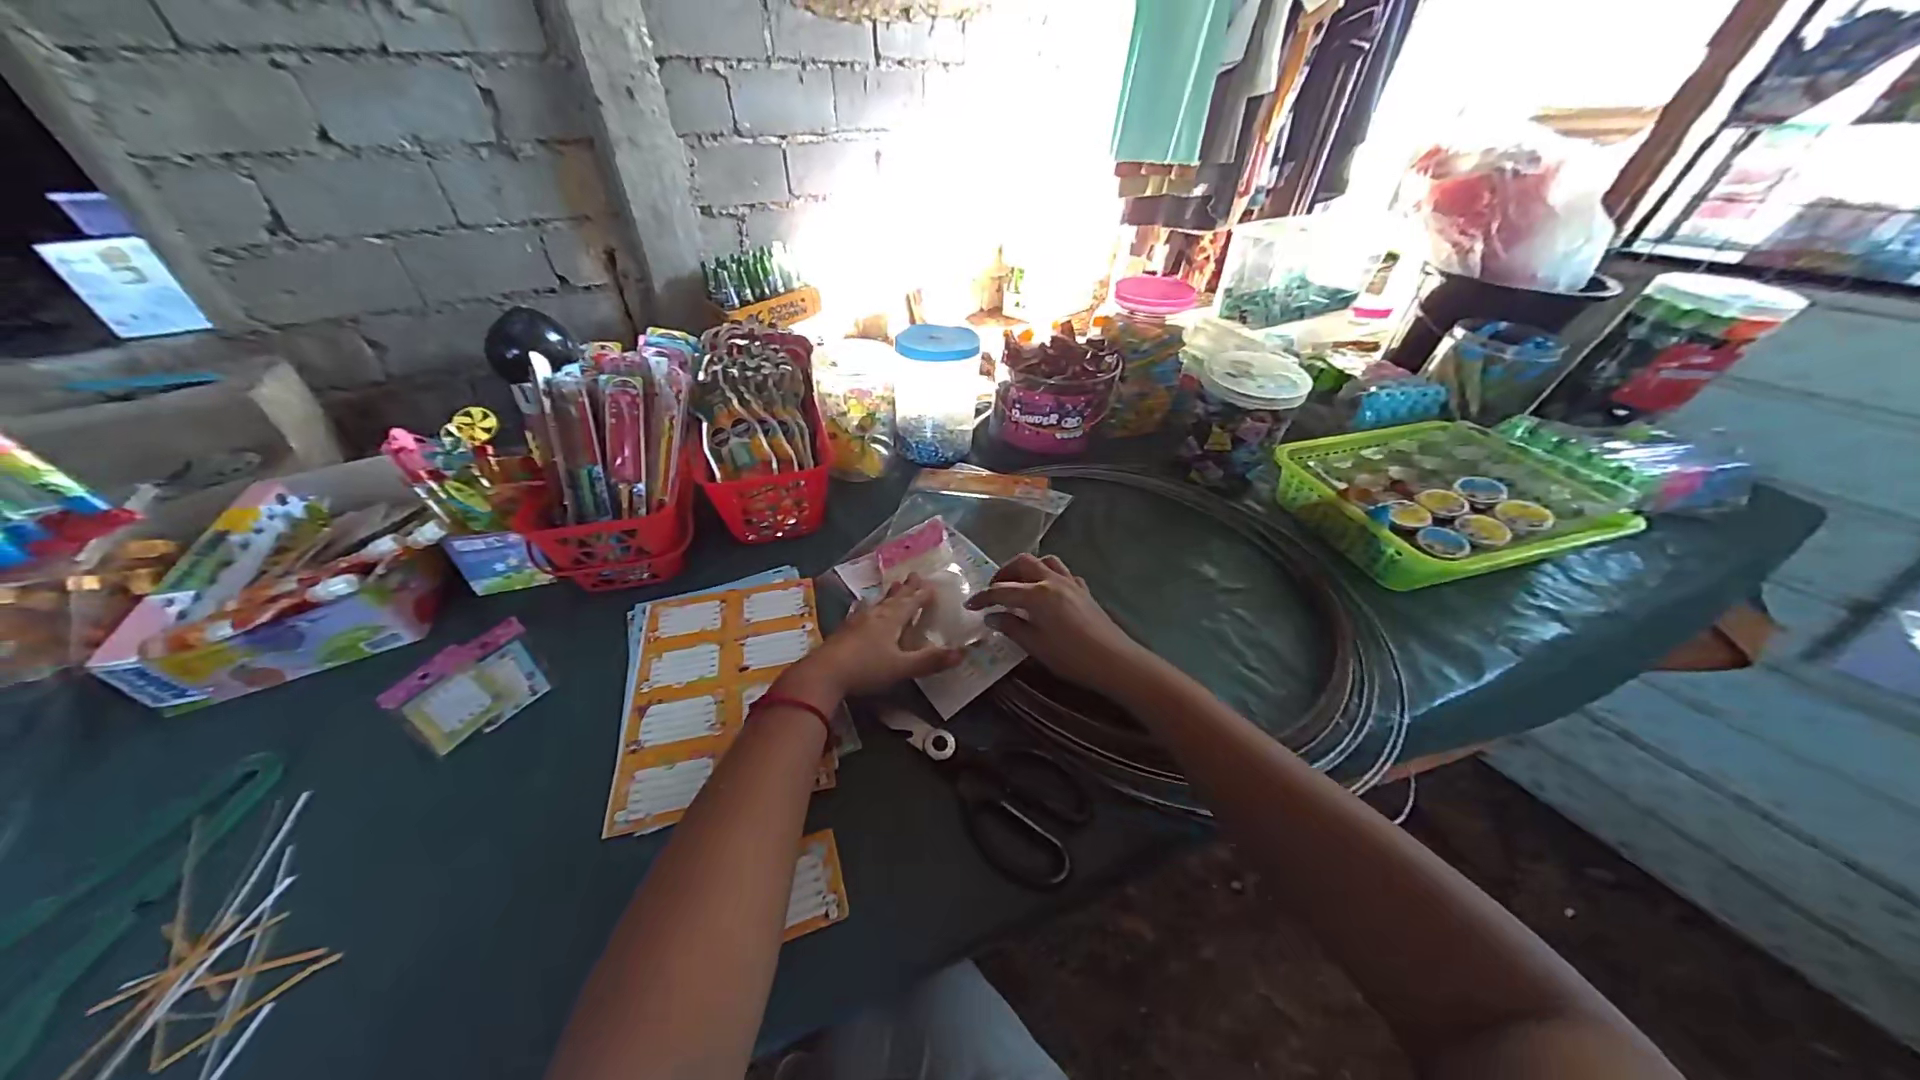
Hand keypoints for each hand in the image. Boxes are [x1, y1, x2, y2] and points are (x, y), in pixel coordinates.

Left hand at [776, 576, 964, 704]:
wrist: (822, 674)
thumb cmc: (865, 668)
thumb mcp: (902, 667)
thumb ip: (930, 661)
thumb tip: (962, 653)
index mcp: (891, 620)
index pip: (912, 603)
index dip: (923, 596)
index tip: (933, 586)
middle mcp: (875, 615)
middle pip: (894, 598)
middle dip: (907, 588)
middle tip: (914, 574)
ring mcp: (856, 622)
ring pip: (877, 603)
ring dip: (888, 595)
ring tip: (893, 586)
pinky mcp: (843, 632)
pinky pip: (861, 613)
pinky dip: (868, 608)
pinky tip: (863, 609)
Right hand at [967, 554, 1148, 689]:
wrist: (1115, 661)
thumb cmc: (1071, 657)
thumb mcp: (1035, 645)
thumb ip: (1011, 627)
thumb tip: (992, 617)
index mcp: (1036, 594)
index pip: (1002, 590)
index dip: (983, 597)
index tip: (969, 605)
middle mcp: (1052, 581)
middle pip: (1023, 563)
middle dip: (1004, 573)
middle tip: (993, 591)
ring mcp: (1071, 583)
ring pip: (1045, 562)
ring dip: (1028, 569)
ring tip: (1018, 586)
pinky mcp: (1084, 591)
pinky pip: (1062, 573)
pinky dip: (1049, 576)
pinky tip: (1047, 593)